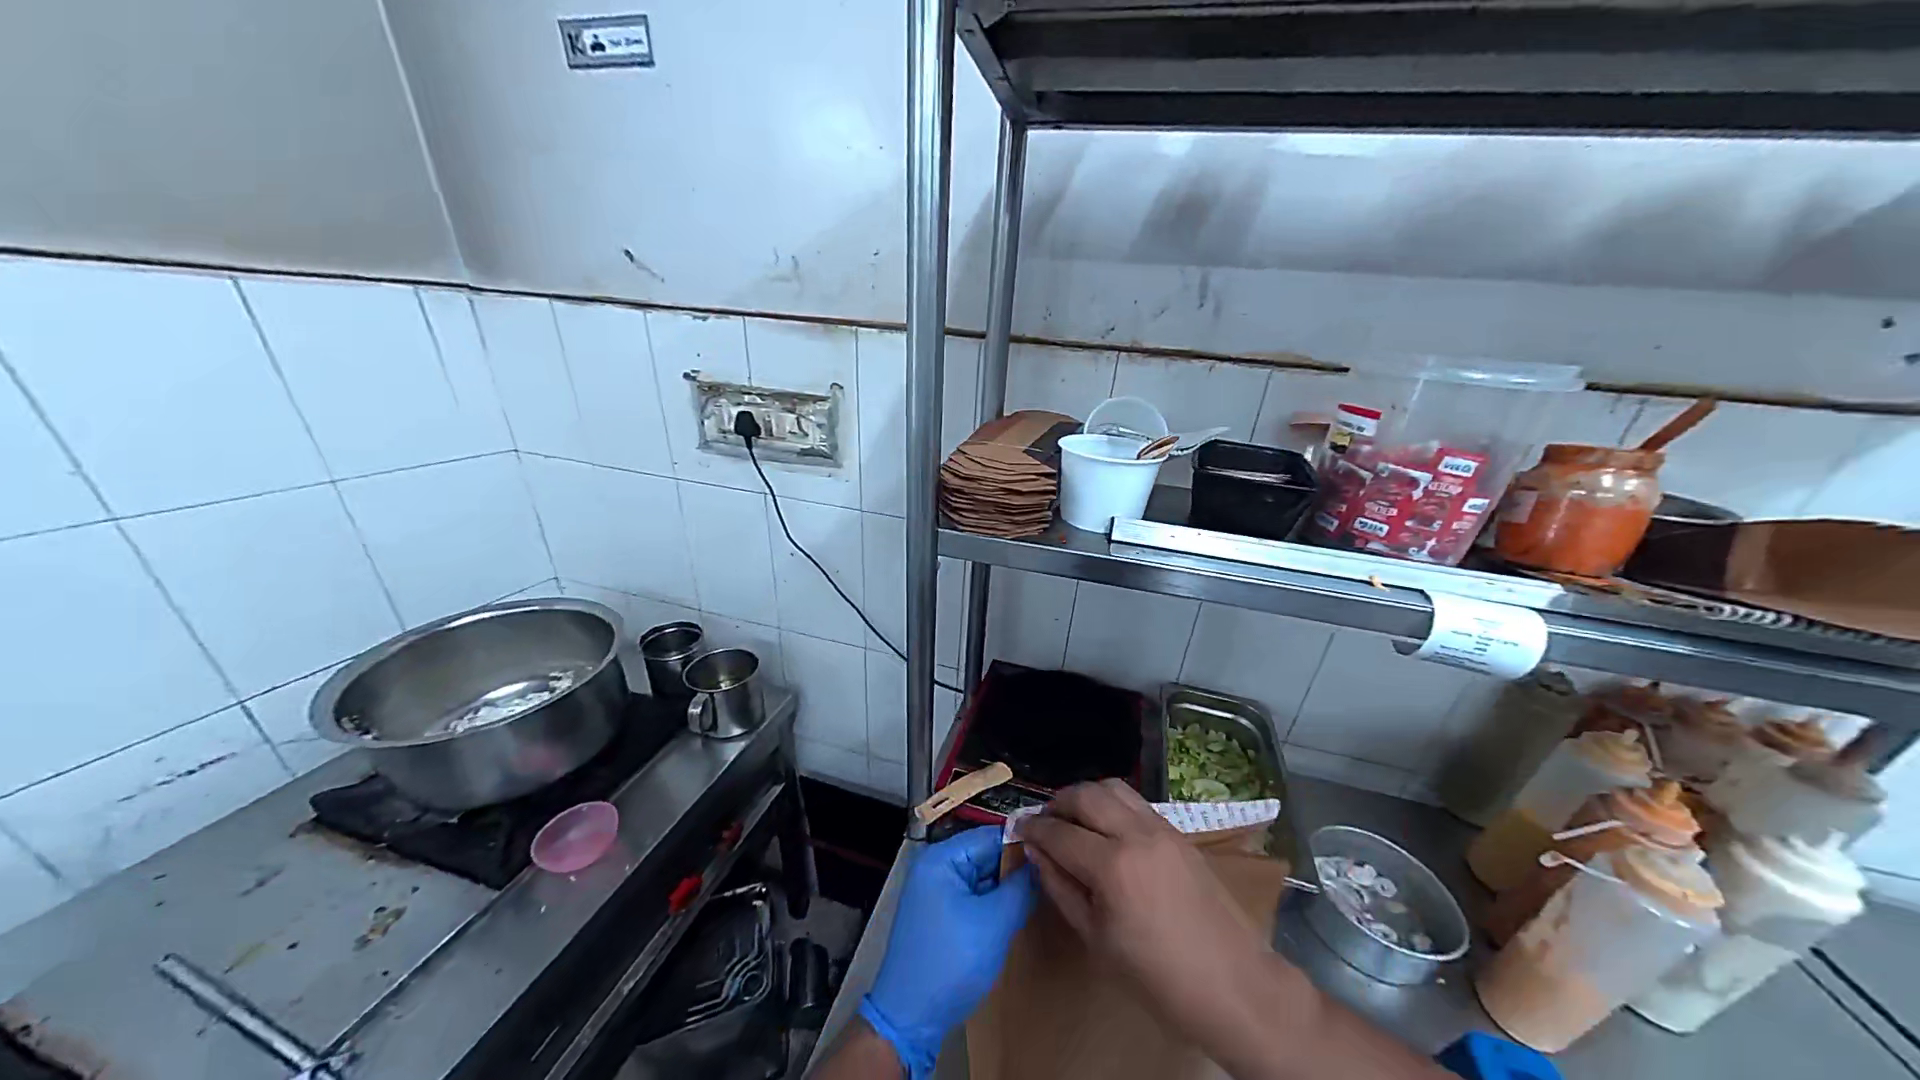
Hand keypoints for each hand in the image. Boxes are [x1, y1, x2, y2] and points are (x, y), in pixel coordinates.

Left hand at [861, 826, 1035, 1078]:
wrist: (910, 1018)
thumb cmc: (950, 964)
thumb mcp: (994, 923)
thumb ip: (1020, 888)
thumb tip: (1040, 863)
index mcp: (940, 859)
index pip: (989, 835)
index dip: (1022, 844)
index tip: (1054, 854)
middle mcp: (935, 868)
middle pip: (985, 855)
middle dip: (1015, 870)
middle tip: (1051, 880)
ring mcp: (935, 893)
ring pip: (982, 879)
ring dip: (1005, 890)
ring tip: (1038, 897)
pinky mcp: (940, 916)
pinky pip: (973, 898)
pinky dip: (993, 906)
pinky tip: (1014, 916)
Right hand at [1019, 781, 1279, 1052]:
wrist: (1232, 984)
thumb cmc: (1156, 977)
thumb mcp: (1096, 939)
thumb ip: (1061, 887)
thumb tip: (1037, 852)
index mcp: (1112, 867)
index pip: (1059, 832)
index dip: (1033, 828)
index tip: (1018, 829)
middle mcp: (1136, 834)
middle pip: (1085, 794)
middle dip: (1057, 803)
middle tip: (1044, 822)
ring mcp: (1162, 829)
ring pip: (1112, 787)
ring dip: (1085, 796)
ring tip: (1073, 819)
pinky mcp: (1179, 833)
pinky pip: (1136, 802)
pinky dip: (1112, 803)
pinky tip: (1106, 828)